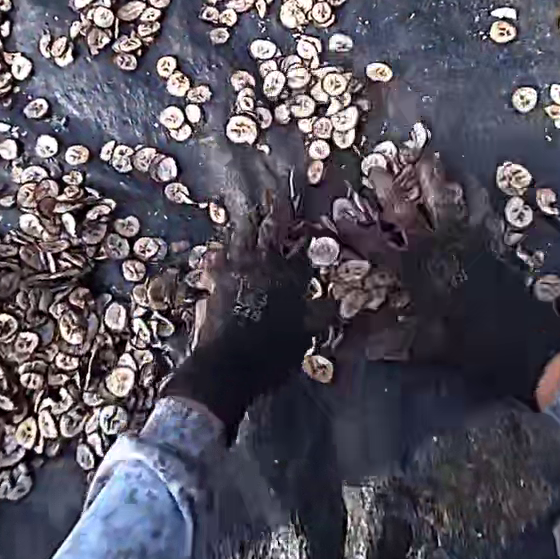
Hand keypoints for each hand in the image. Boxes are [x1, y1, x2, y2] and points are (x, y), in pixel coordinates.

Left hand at [163, 194, 312, 438]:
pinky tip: (220, 244)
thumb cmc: (271, 355)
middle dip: (276, 212)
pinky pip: (217, 257)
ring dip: (248, 221)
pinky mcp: (215, 279)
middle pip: (271, 231)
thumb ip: (321, 315)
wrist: (227, 366)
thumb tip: (344, 304)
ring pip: (243, 236)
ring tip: (251, 207)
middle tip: (276, 193)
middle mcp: (263, 267)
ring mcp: (236, 270)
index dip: (306, 234)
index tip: (308, 222)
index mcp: (289, 278)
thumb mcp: (305, 336)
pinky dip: (220, 249)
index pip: (302, 250)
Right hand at [335, 153, 559, 406]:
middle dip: (388, 189)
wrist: (533, 349)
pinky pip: (482, 211)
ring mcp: (467, 243)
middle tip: (376, 165)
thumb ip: (392, 343)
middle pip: (407, 213)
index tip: (339, 211)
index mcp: (417, 274)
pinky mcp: (492, 243)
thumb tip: (356, 349)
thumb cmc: (475, 349)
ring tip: (425, 157)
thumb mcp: (428, 348)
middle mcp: (438, 251)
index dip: (356, 230)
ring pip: (444, 202)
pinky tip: (470, 179)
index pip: (377, 247)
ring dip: (432, 179)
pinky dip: (475, 193)